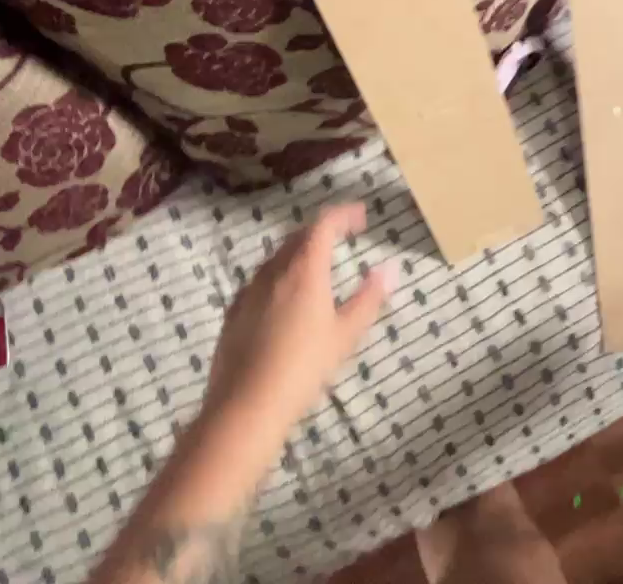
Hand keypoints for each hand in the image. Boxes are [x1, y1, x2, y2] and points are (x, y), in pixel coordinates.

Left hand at [205, 203, 394, 438]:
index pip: (323, 225)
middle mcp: (274, 272)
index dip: (344, 215)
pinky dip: (281, 274)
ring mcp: (249, 291)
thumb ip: (368, 299)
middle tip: (344, 235)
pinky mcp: (234, 313)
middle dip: (323, 230)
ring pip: (278, 257)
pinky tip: (286, 296)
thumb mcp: (345, 335)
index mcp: (304, 271)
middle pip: (299, 237)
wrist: (245, 407)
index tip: (362, 216)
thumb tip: (389, 269)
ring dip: (300, 251)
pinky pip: (261, 279)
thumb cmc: (303, 368)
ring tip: (319, 264)